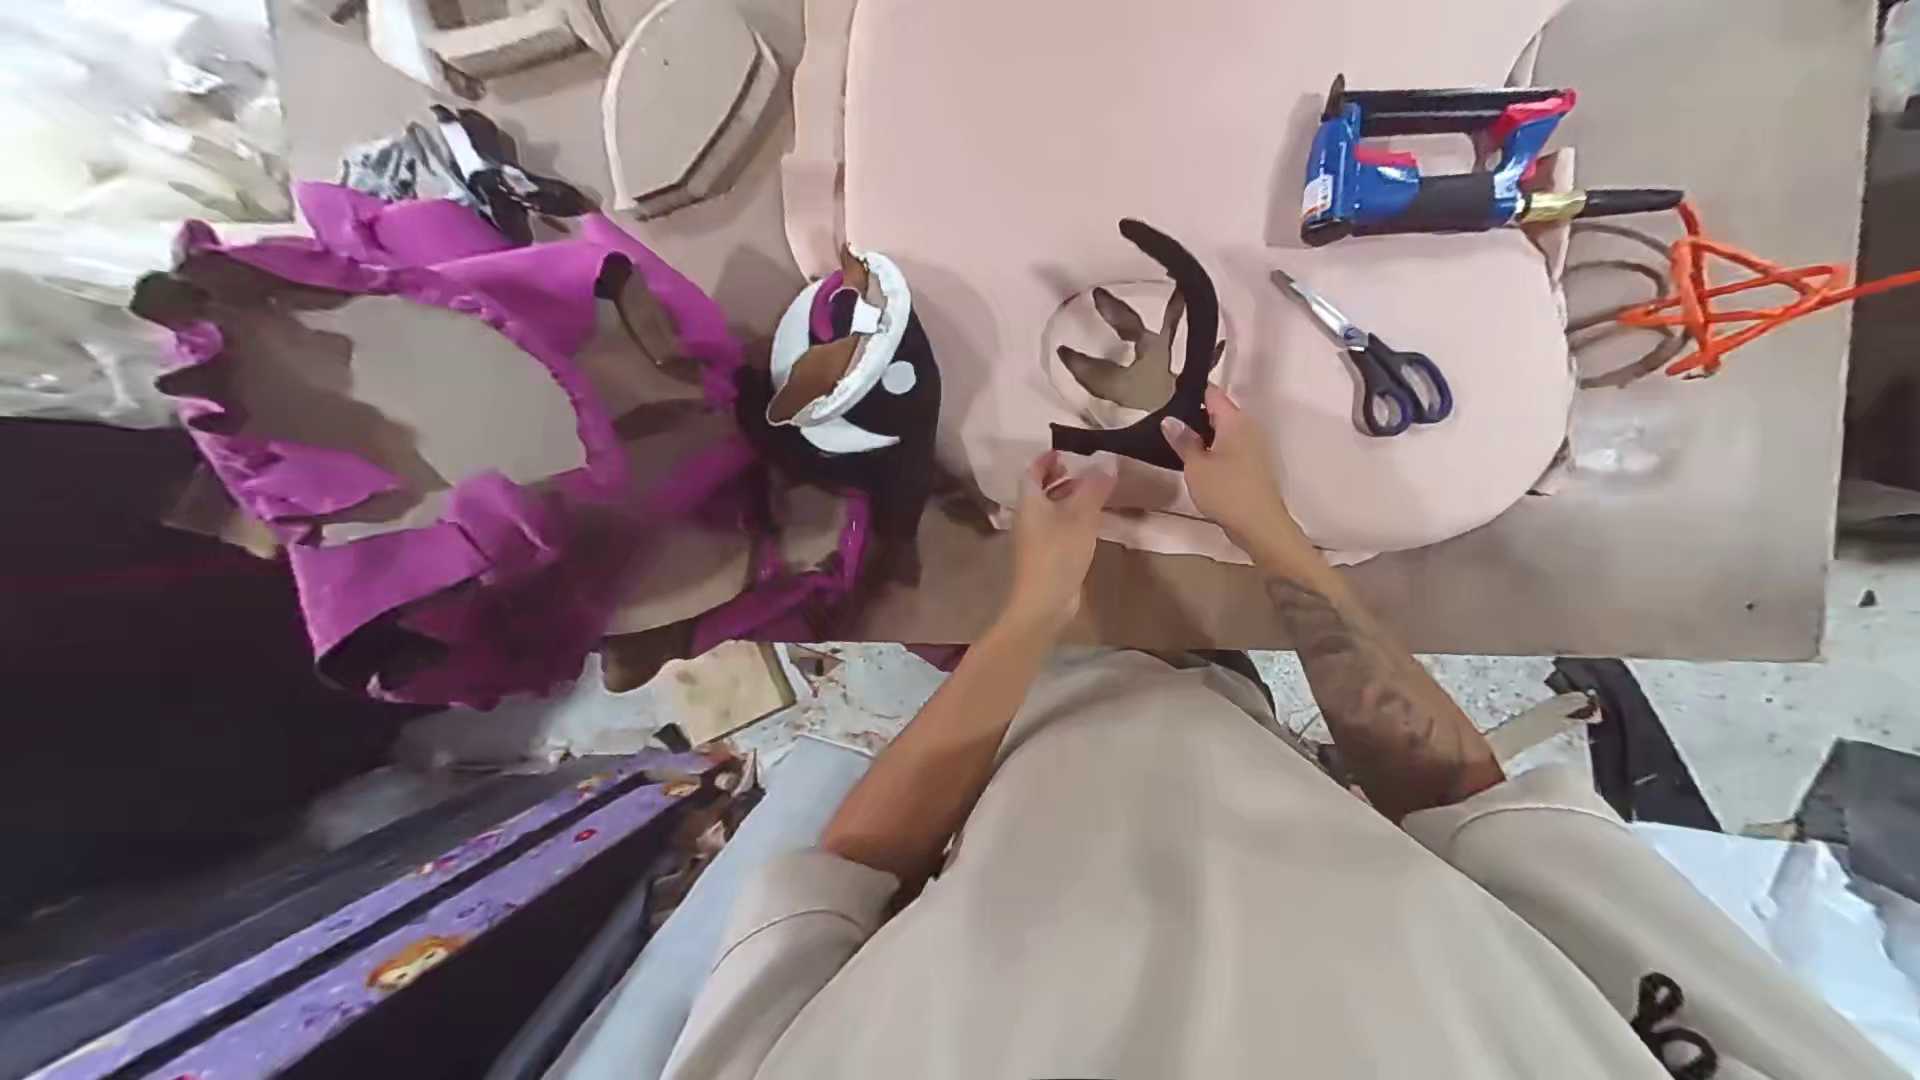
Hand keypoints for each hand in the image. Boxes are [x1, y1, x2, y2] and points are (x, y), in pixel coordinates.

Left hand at [999, 451, 1116, 638]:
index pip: (1032, 471)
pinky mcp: (1046, 554)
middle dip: (1061, 476)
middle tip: (1086, 468)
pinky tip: (1092, 520)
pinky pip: (1058, 526)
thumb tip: (1108, 461)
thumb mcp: (1080, 517)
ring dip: (1069, 496)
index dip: (1047, 458)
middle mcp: (1028, 516)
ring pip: (1051, 508)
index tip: (1067, 451)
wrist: (1043, 602)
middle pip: (1041, 489)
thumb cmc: (1058, 553)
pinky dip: (1072, 516)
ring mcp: (1036, 537)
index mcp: (1030, 501)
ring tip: (1096, 490)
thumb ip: (1094, 488)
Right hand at [1162, 386, 1304, 556]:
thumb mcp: (1195, 466)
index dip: (1193, 392)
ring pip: (1224, 432)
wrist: (1259, 525)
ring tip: (1177, 443)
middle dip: (1195, 415)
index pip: (1213, 394)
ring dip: (1204, 435)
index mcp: (1235, 422)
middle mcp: (1248, 429)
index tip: (1170, 396)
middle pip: (1220, 412)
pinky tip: (1196, 463)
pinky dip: (1213, 450)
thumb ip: (1183, 441)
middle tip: (1167, 423)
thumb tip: (1170, 420)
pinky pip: (1230, 448)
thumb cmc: (1226, 491)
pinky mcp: (1252, 466)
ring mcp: (1253, 448)